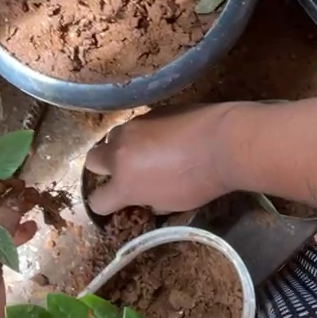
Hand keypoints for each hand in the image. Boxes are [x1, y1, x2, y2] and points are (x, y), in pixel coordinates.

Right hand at [84, 103, 244, 214]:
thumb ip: (151, 200)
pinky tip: (166, 137)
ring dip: (122, 147)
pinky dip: (144, 134)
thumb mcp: (174, 203)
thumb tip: (148, 197)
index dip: (105, 206)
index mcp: (124, 183)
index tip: (116, 205)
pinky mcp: (151, 111)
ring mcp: (135, 127)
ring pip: (113, 136)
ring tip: (144, 152)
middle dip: (103, 168)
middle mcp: (121, 152)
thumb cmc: (201, 181)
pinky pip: (137, 124)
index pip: (98, 201)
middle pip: (92, 159)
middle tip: (124, 173)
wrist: (224, 141)